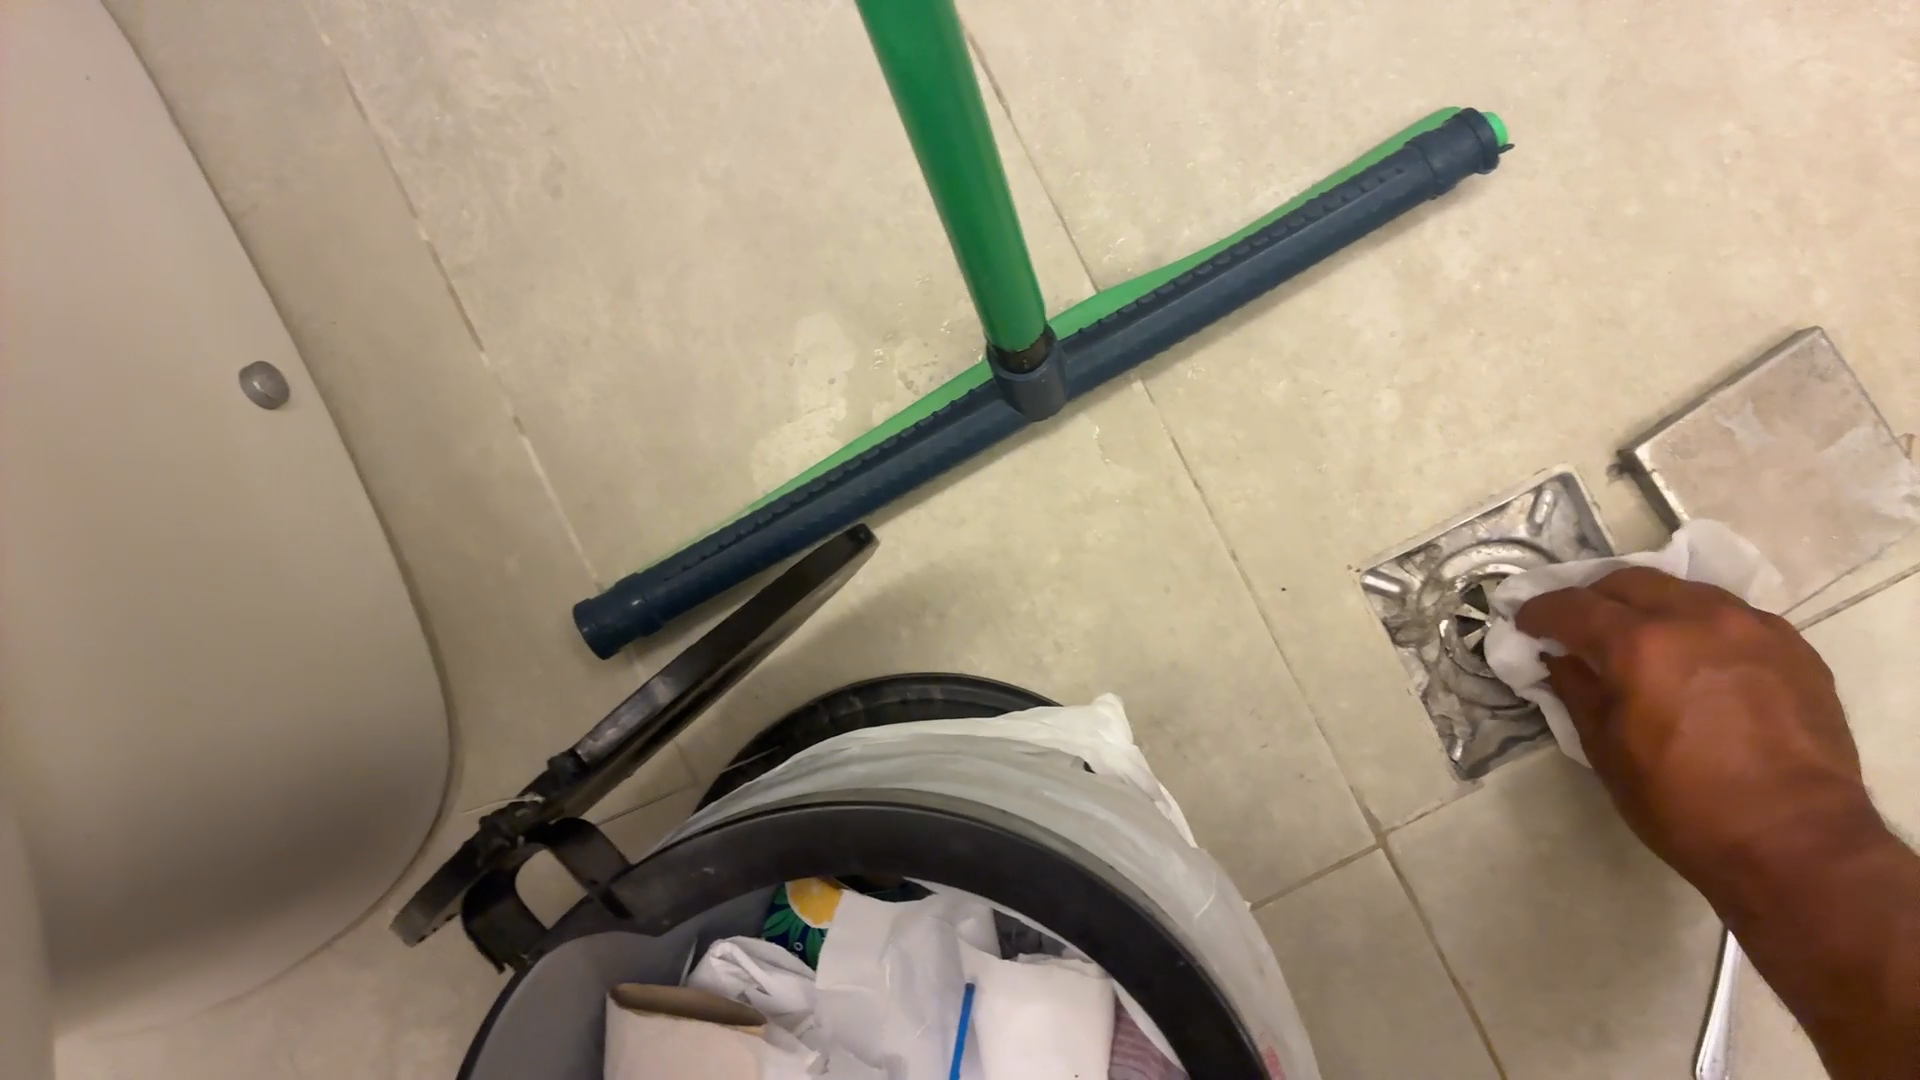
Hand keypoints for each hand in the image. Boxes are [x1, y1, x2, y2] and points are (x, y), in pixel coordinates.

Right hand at [1516, 567, 1877, 893]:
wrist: (1795, 840)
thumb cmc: (1679, 799)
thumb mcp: (1602, 746)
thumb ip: (1575, 688)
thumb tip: (1559, 658)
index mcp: (1638, 645)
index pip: (1571, 606)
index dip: (1538, 612)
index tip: (1524, 624)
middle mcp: (1695, 620)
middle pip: (1628, 581)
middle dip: (1592, 598)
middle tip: (1576, 627)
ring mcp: (1751, 629)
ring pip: (1682, 590)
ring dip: (1646, 605)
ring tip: (1634, 636)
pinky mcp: (1792, 648)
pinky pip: (1729, 614)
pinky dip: (1695, 622)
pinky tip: (1689, 654)